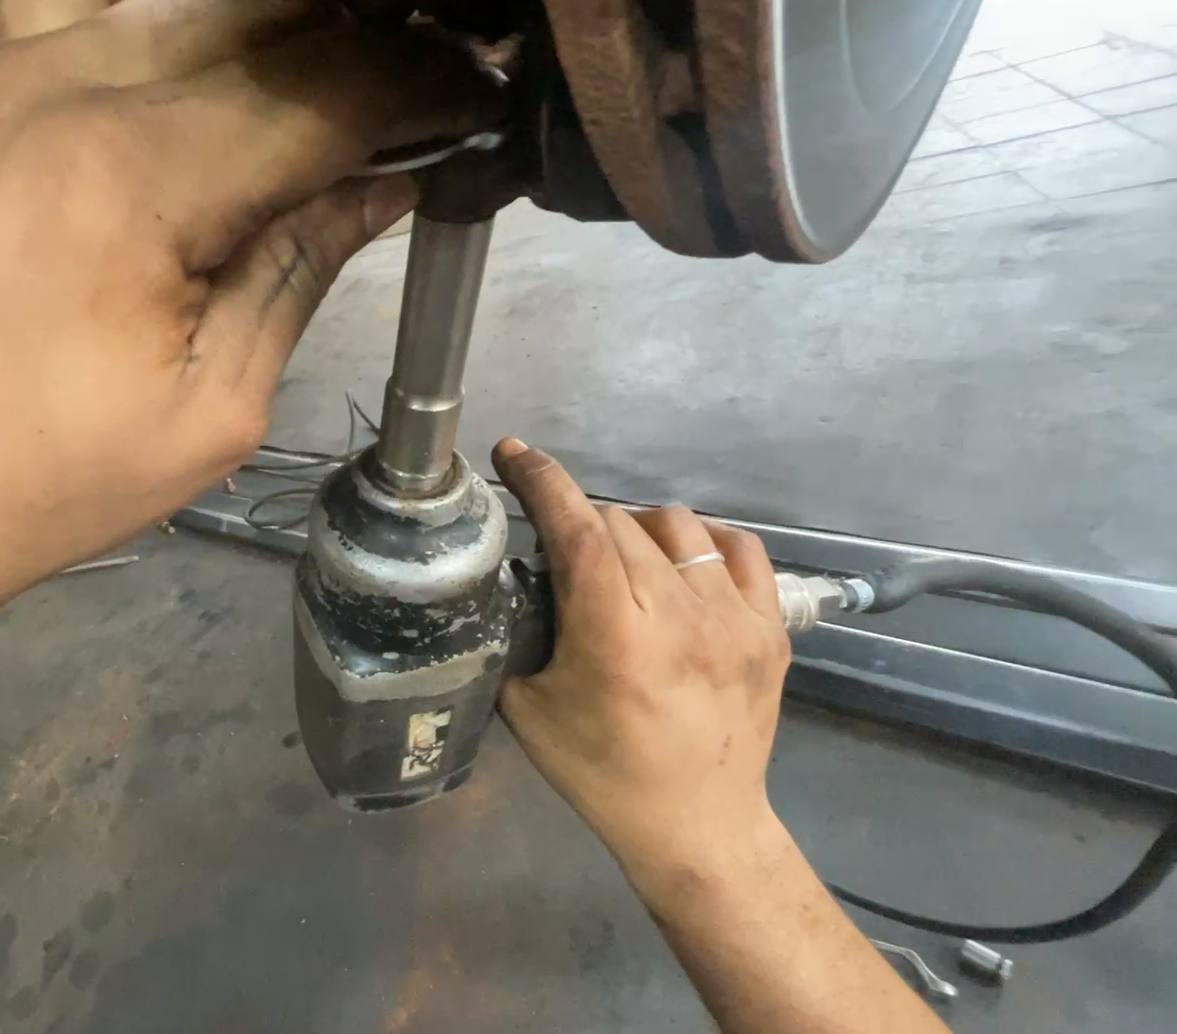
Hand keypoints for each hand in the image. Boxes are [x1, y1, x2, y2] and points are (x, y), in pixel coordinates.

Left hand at [0, 0, 496, 613]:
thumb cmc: (52, 481)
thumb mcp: (210, 413)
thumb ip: (296, 277)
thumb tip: (378, 188)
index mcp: (137, 178)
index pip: (319, 92)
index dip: (411, 88)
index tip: (466, 102)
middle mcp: (57, 82)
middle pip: (249, 6)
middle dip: (350, 38)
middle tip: (399, 90)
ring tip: (295, 57)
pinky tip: (167, 24)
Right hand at [490, 438, 793, 886]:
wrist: (698, 824)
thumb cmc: (599, 769)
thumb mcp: (525, 705)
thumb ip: (512, 635)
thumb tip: (505, 581)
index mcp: (613, 633)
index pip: (577, 529)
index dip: (541, 481)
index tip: (513, 453)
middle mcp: (679, 614)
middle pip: (618, 521)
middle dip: (578, 524)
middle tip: (562, 559)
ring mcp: (735, 618)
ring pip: (675, 524)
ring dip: (633, 530)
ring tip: (622, 564)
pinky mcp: (772, 628)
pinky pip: (740, 548)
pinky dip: (701, 541)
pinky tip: (681, 565)